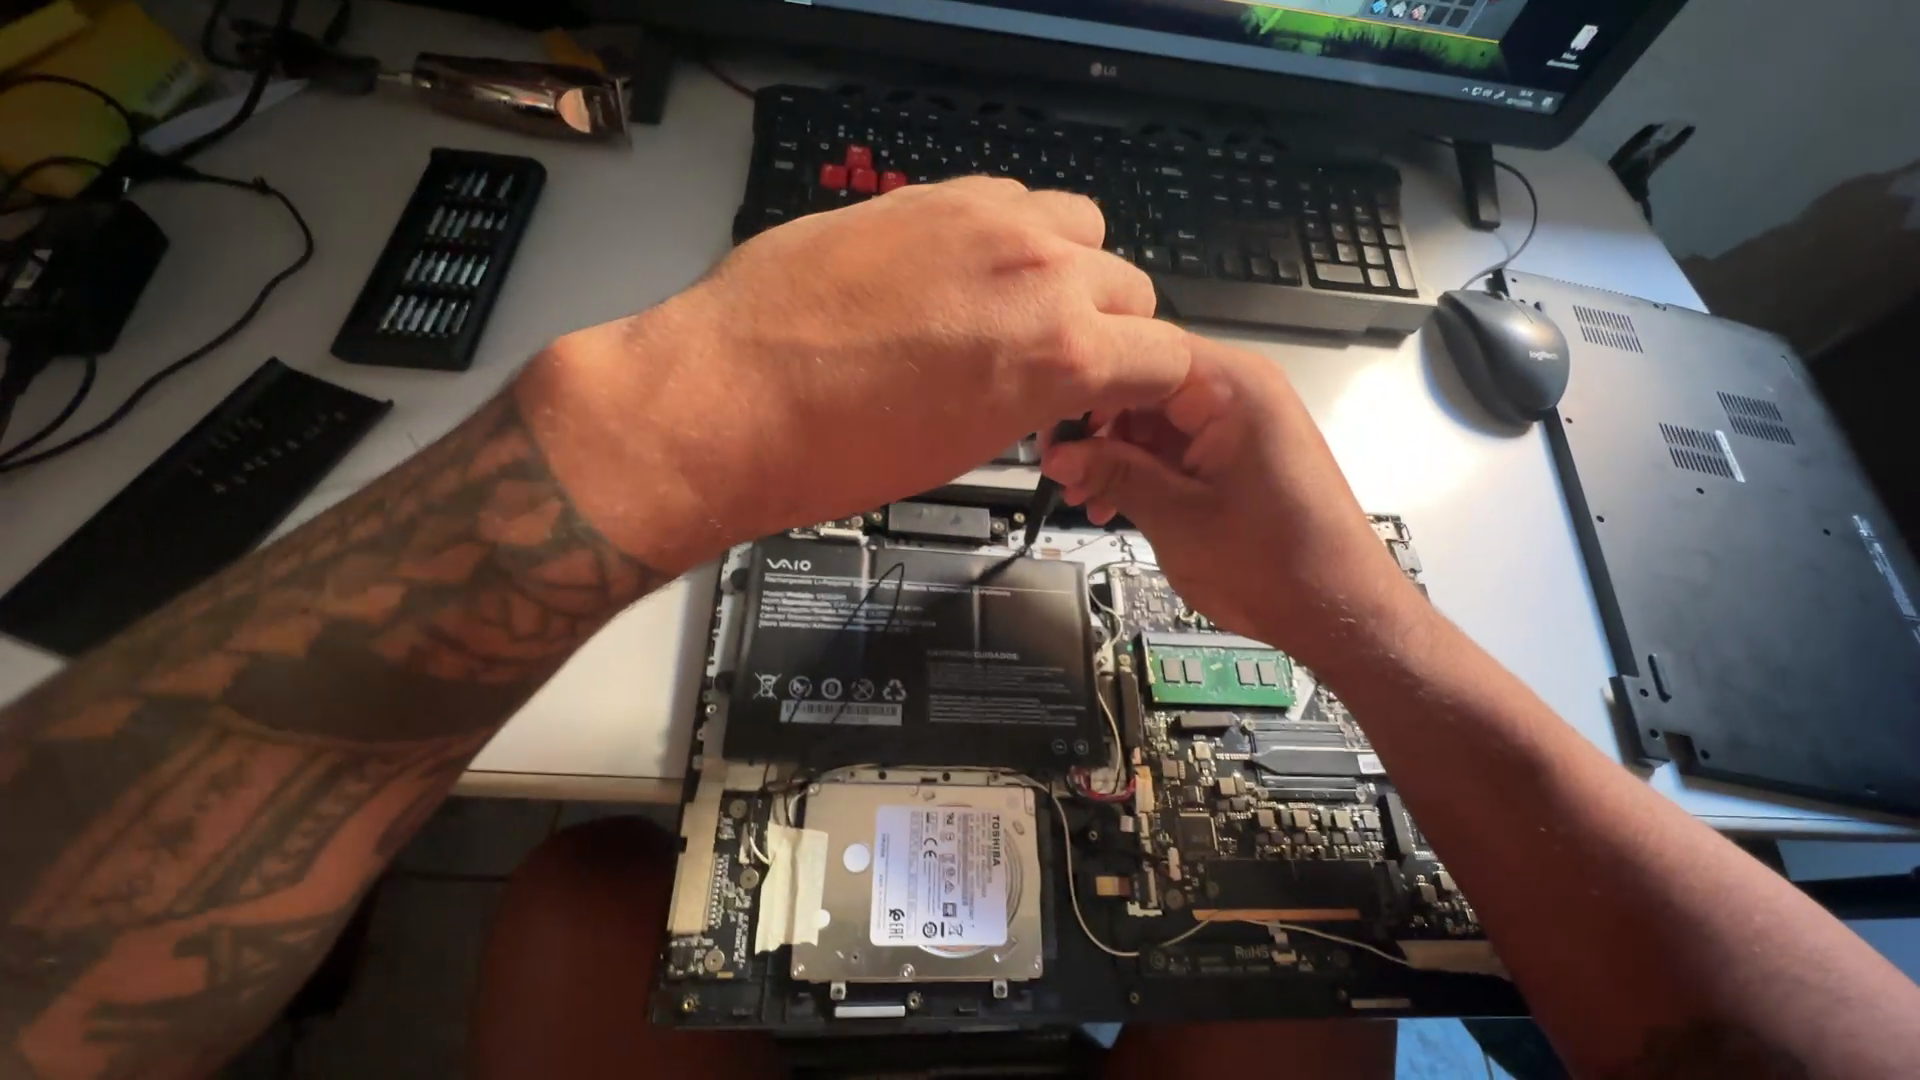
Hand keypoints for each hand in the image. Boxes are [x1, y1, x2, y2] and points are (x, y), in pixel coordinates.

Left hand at [516, 177, 1189, 572]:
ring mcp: (985, 220)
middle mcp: (1038, 271)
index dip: (1148, 385)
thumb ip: (1037, 398)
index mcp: (1061, 353)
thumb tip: (1054, 382)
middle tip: (1063, 360)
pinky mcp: (931, 194)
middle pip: (1131, 286)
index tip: (1122, 396)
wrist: (734, 398)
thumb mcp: (969, 448)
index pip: (1166, 356)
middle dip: (1111, 329)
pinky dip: (1009, 239)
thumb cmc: (838, 449)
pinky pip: (1010, 203)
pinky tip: (965, 276)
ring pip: (1079, 229)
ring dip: (1065, 272)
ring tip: (1014, 310)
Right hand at [1041, 336, 1426, 672]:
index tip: (1049, 429)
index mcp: (1233, 389)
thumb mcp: (1176, 516)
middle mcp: (1240, 392)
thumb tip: (1059, 456)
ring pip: (1154, 420)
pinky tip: (1114, 503)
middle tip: (1061, 472)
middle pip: (1144, 386)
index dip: (1088, 390)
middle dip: (1098, 430)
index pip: (1141, 354)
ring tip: (1086, 497)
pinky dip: (1142, 470)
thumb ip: (1114, 474)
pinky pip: (1175, 446)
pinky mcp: (1237, 452)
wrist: (1337, 611)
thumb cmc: (1276, 565)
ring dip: (1114, 456)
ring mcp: (1239, 423)